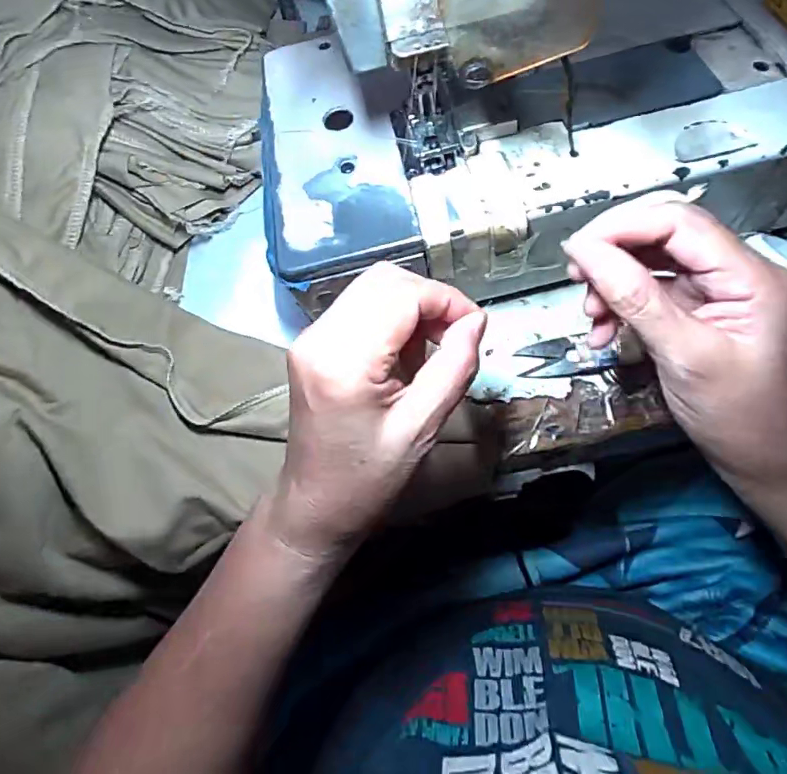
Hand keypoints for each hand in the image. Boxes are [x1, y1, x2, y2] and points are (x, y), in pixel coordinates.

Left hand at [264, 263, 487, 562]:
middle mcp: (320, 337)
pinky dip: (392, 315)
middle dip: (430, 298)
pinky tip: (404, 351)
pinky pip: (361, 305)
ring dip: (412, 305)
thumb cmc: (368, 479)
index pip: (403, 294)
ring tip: (431, 347)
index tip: (474, 328)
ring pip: (373, 286)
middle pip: (386, 279)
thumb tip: (476, 321)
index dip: (447, 301)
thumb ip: (454, 367)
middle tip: (455, 336)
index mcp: (344, 361)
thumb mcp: (422, 428)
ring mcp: (311, 336)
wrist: (314, 507)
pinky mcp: (313, 342)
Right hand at [562, 197, 786, 507]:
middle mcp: (738, 270)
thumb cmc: (742, 418)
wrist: (770, 465)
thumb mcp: (684, 356)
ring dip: (614, 279)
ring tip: (591, 313)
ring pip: (654, 258)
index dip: (622, 227)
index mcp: (751, 275)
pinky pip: (655, 286)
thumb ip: (634, 297)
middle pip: (664, 233)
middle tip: (577, 276)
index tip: (578, 250)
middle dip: (614, 252)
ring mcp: (720, 287)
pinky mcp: (703, 306)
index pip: (679, 222)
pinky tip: (605, 328)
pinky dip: (624, 301)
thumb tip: (585, 250)